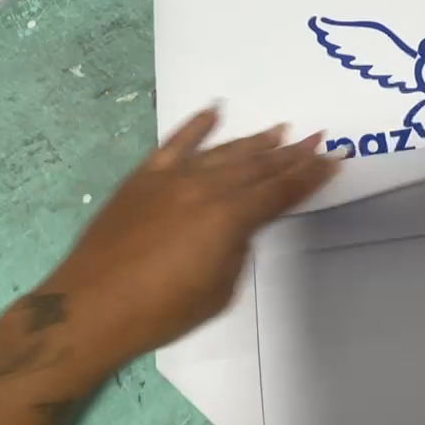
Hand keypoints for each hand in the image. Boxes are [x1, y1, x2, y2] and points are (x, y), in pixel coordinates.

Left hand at [43, 110, 338, 362]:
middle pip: (258, 166)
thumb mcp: (219, 290)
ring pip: (223, 152)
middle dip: (291, 154)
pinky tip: (213, 112)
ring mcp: (173, 177)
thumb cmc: (161, 312)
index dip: (309, 177)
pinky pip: (175, 143)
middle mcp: (206, 187)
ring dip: (255, 142)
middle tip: (317, 138)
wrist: (91, 307)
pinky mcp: (144, 176)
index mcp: (228, 218)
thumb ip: (236, 247)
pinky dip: (196, 126)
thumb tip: (238, 225)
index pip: (279, 192)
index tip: (332, 159)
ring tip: (280, 130)